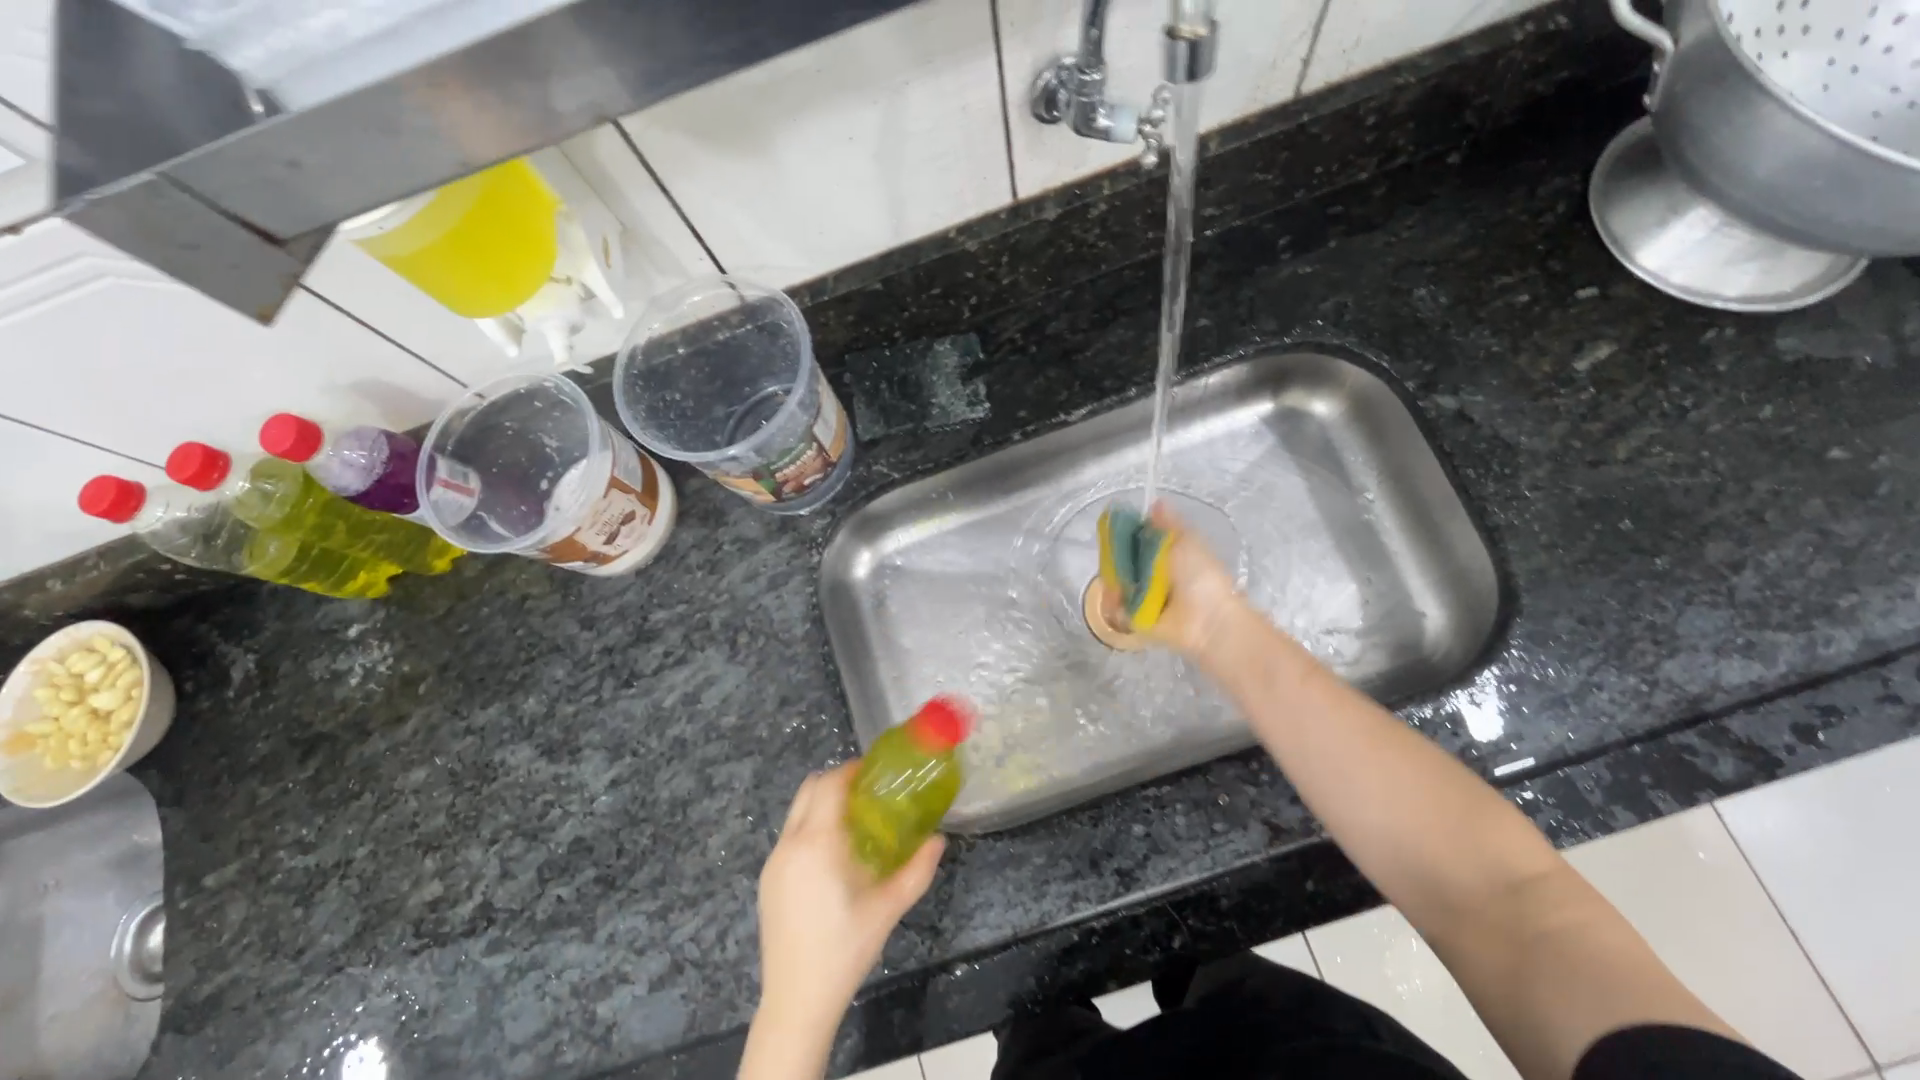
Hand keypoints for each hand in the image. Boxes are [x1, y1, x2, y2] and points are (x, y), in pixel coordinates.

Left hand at [756, 763, 945, 1024]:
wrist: (797, 998)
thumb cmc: (846, 949)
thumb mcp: (889, 908)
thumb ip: (918, 870)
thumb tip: (938, 840)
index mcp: (817, 843)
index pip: (829, 784)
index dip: (851, 770)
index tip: (876, 772)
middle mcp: (789, 843)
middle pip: (808, 790)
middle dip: (836, 783)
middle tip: (868, 794)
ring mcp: (773, 862)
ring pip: (796, 814)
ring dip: (822, 805)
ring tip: (855, 824)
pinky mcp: (767, 881)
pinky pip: (789, 838)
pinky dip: (810, 829)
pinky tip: (833, 857)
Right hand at [1105, 503, 1249, 661]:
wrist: (1208, 619)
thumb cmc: (1200, 575)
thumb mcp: (1186, 541)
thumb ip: (1168, 523)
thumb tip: (1155, 501)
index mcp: (1168, 554)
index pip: (1138, 539)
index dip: (1125, 533)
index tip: (1114, 529)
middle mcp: (1154, 574)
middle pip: (1123, 561)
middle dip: (1114, 558)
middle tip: (1113, 559)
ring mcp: (1144, 597)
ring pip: (1117, 582)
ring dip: (1114, 581)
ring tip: (1120, 582)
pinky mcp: (1136, 618)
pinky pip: (1117, 607)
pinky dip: (1114, 603)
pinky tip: (1120, 598)